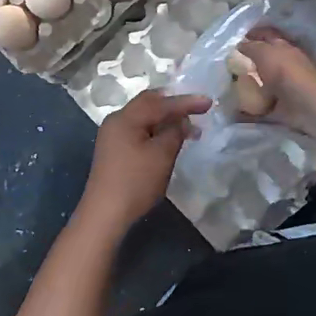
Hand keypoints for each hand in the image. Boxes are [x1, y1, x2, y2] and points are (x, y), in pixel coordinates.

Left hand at [78, 89, 211, 230]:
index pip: (160, 103)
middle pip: (148, 104)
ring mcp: (113, 136)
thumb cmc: (136, 182)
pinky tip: (169, 139)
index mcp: (125, 118)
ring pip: (143, 118)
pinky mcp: (115, 150)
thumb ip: (175, 131)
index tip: (209, 103)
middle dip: (173, 106)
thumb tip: (182, 120)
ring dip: (166, 119)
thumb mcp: (162, 155)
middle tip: (196, 110)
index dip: (186, 102)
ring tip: (188, 127)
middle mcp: (116, 122)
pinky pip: (139, 130)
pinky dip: (156, 130)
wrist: (105, 213)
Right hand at [237, 27, 315, 138]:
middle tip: (226, 65)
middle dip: (247, 61)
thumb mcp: (266, 53)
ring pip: (262, 82)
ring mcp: (283, 86)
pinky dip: (249, 108)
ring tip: (227, 86)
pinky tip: (234, 109)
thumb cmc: (287, 73)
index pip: (266, 36)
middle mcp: (284, 65)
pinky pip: (261, 106)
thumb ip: (252, 47)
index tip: (233, 40)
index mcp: (283, 48)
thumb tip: (240, 44)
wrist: (306, 105)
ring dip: (247, 85)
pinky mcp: (281, 106)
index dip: (252, 35)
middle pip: (264, 60)